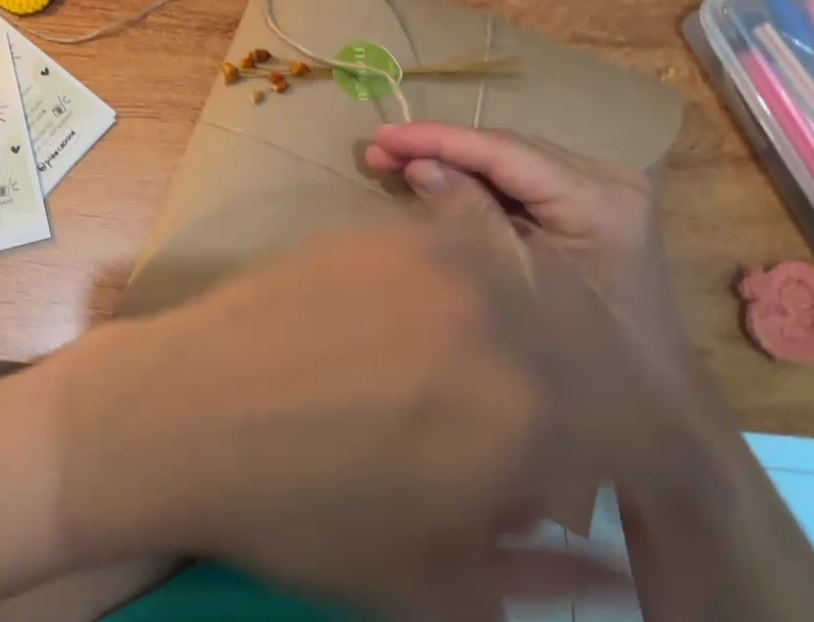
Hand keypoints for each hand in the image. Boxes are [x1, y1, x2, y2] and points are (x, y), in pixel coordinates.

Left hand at [54, 214, 671, 617]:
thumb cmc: (292, 511)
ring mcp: (436, 267)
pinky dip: (465, 272)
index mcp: (533, 421)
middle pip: (593, 341)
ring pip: (529, 280)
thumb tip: (607, 568)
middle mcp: (501, 326)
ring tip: (469, 358)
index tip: (600, 468)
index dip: (630, 451)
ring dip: (530, 317)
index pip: (638, 427)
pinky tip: (416, 309)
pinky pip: (455, 240)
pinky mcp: (379, 236)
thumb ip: (532, 570)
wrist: (176, 416)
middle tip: (530, 412)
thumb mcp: (422, 578)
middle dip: (588, 380)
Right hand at [365, 123, 687, 357]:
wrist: (648, 398)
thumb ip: (469, 218)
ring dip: (456, 159)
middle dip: (440, 147)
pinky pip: (527, 177)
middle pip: (508, 148)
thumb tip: (419, 166)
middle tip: (377, 151)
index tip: (381, 135)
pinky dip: (480, 179)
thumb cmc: (582, 354)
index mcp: (599, 200)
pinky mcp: (598, 202)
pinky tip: (440, 178)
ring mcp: (608, 187)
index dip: (437, 139)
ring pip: (515, 158)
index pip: (503, 151)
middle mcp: (610, 178)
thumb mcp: (515, 285)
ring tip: (395, 161)